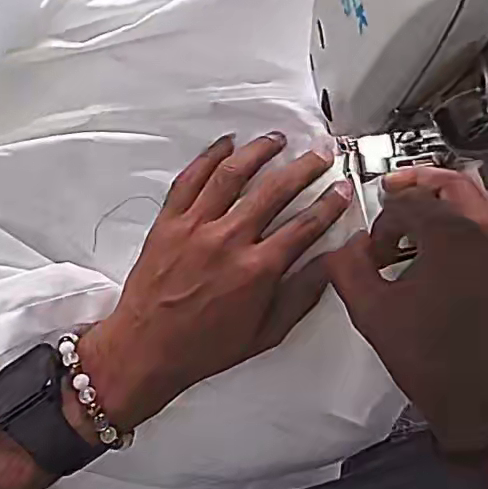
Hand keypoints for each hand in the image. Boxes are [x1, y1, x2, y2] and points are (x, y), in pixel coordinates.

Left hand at [74, 132, 353, 432]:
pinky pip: (190, 179)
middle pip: (275, 191)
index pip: (305, 225)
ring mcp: (195, 228)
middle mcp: (228, 242)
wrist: (147, 349)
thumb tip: (328, 266)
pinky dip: (209, 157)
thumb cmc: (202, 346)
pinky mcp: (169, 223)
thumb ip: (300, 295)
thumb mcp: (265, 332)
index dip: (329, 204)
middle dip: (304, 167)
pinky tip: (224, 146)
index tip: (340, 190)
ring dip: (259, 152)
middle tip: (319, 155)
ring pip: (233, 174)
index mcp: (256, 270)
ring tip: (276, 140)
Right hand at [326, 167, 487, 456]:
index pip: (412, 201)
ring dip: (445, 199)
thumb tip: (345, 250)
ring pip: (479, 200)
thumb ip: (348, 268)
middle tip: (395, 189)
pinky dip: (465, 222)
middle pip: (454, 184)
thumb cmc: (438, 364)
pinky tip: (441, 250)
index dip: (383, 218)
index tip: (373, 242)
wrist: (482, 402)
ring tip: (417, 217)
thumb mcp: (372, 312)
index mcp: (455, 239)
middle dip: (419, 183)